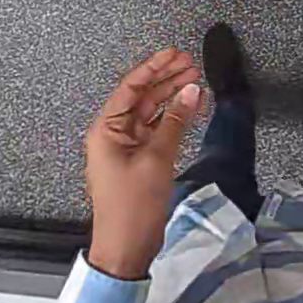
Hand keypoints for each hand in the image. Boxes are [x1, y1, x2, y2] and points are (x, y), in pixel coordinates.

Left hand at [84, 49, 204, 279]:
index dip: (154, 67)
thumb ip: (175, 121)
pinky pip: (158, 128)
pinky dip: (175, 117)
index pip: (131, 86)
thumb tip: (192, 91)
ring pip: (153, 110)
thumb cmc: (133, 205)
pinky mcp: (141, 158)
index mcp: (107, 128)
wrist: (127, 249)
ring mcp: (128, 145)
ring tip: (195, 79)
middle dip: (167, 78)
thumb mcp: (156, 158)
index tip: (175, 53)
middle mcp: (114, 132)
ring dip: (173, 95)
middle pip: (142, 95)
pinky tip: (192, 106)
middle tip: (190, 63)